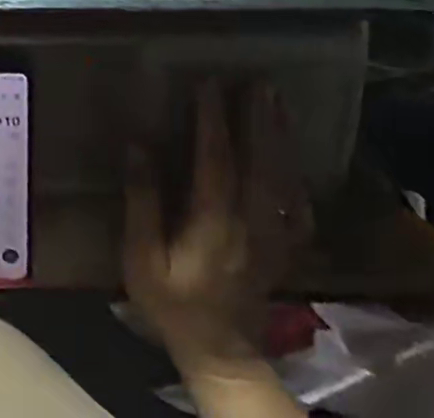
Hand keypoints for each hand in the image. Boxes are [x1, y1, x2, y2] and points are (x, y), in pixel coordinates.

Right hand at [123, 82, 311, 375]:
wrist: (220, 351)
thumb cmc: (169, 300)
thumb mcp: (141, 252)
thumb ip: (142, 199)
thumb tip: (137, 144)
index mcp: (214, 222)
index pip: (216, 161)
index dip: (213, 121)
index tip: (208, 84)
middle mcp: (252, 223)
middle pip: (261, 163)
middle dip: (258, 120)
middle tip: (258, 82)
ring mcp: (274, 236)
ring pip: (284, 178)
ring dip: (281, 138)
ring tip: (278, 104)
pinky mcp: (282, 247)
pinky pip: (296, 202)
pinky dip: (296, 173)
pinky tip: (292, 158)